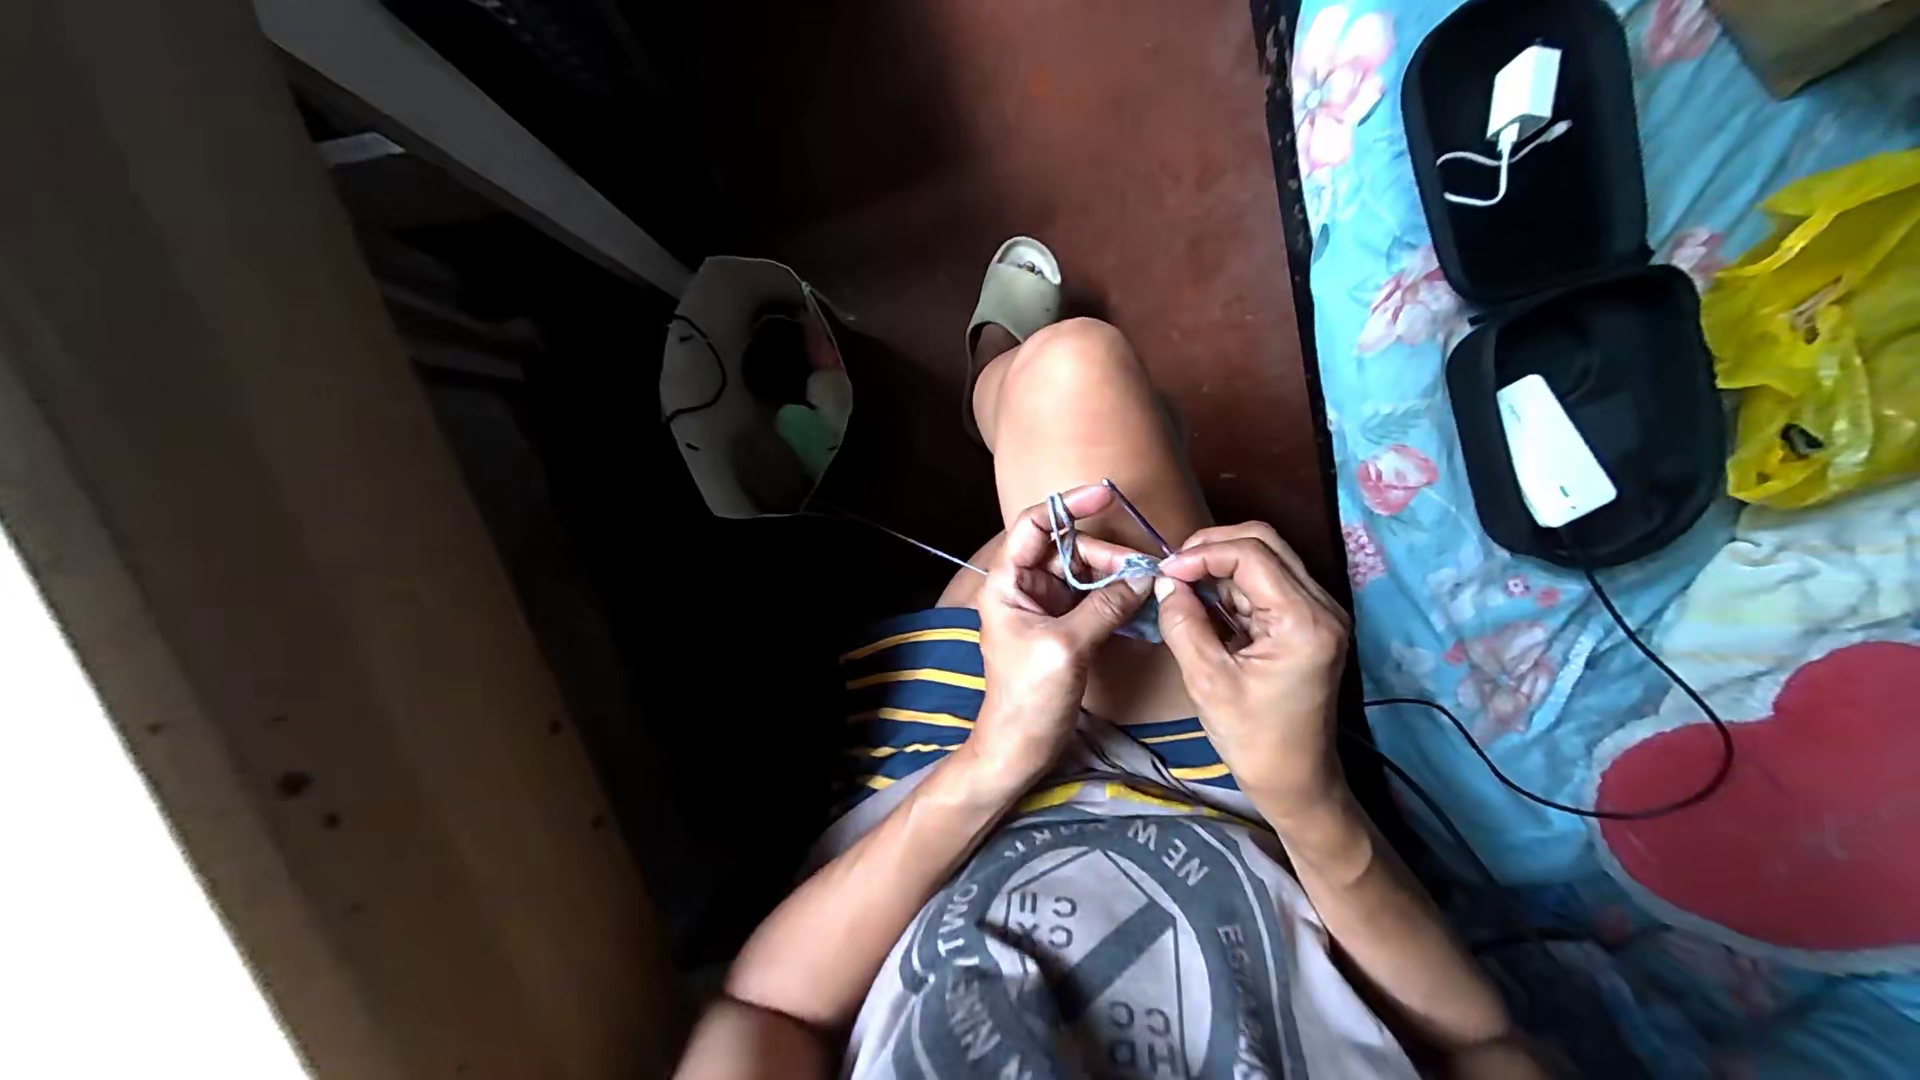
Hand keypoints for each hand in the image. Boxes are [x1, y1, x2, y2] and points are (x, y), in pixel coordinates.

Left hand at [970, 484, 1152, 786]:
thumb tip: (1142, 578)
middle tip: (1144, 567)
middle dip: (1106, 554)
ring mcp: (1045, 607)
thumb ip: (1105, 607)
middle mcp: (1024, 588)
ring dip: (1115, 576)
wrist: (1020, 746)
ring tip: (1148, 585)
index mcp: (1007, 583)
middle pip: (1068, 550)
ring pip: (1084, 575)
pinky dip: (1115, 598)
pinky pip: (1092, 600)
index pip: (1034, 526)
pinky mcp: (1063, 627)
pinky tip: (1140, 603)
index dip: (1068, 506)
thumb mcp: (1067, 647)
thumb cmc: (1028, 697)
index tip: (1105, 495)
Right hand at [1153, 523, 1351, 822]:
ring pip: (1263, 557)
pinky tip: (1205, 607)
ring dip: (1218, 566)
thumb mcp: (1207, 681)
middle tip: (1173, 570)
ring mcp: (1317, 611)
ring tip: (1183, 590)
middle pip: (1263, 542)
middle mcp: (1321, 606)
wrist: (1295, 780)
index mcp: (1304, 622)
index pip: (1252, 554)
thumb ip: (1182, 623)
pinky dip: (1229, 585)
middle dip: (1211, 547)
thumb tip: (1164, 582)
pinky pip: (1263, 582)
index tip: (1164, 572)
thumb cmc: (1253, 738)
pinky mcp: (1305, 620)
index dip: (1201, 554)